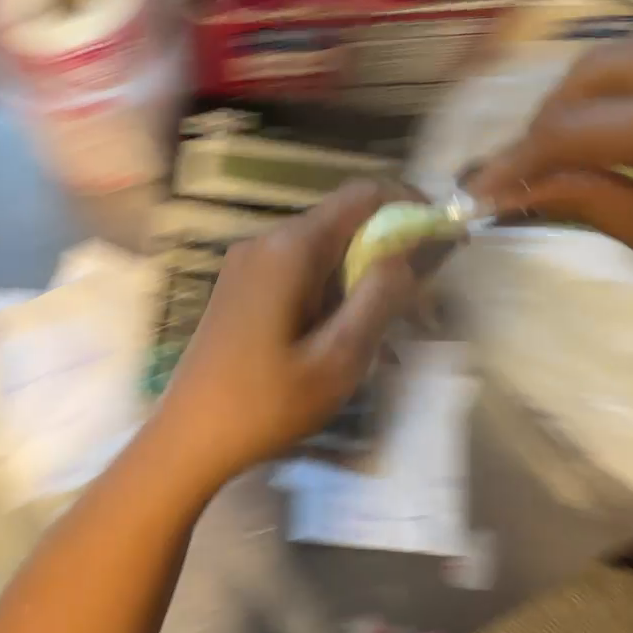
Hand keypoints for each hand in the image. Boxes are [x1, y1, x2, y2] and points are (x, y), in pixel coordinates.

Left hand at [147, 181, 416, 480]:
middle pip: (342, 222)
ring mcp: (245, 264)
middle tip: (417, 302)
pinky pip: (296, 271)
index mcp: (289, 248)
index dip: (410, 206)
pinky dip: (328, 290)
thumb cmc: (267, 404)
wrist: (189, 437)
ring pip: (320, 250)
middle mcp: (264, 241)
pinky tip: (338, 338)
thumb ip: (379, 297)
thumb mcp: (338, 359)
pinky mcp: (238, 288)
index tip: (443, 242)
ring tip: (380, 332)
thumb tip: (408, 250)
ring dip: (358, 277)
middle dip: (387, 250)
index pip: (363, 195)